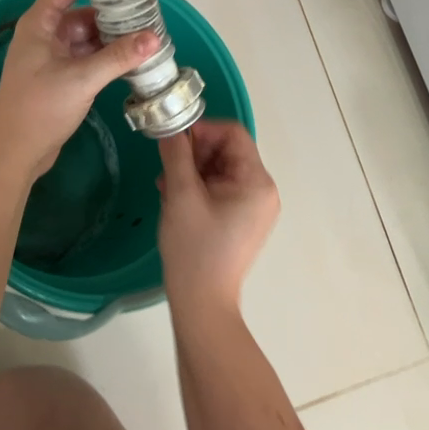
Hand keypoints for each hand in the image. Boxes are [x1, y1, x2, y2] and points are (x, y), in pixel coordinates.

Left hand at [0, 0, 159, 182]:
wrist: (15, 152)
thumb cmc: (41, 107)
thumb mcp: (82, 79)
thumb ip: (118, 57)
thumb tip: (154, 38)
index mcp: (40, 24)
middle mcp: (44, 34)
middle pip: (81, 10)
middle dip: (111, 14)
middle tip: (146, 18)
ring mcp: (51, 56)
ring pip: (86, 36)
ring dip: (111, 38)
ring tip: (145, 39)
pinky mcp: (59, 76)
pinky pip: (86, 56)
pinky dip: (106, 57)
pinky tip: (131, 62)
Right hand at [157, 120, 279, 310]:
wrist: (202, 303)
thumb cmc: (194, 249)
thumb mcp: (181, 195)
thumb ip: (175, 154)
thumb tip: (168, 126)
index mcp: (257, 182)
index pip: (233, 134)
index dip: (203, 129)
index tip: (174, 138)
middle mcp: (262, 190)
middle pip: (227, 150)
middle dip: (194, 152)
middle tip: (167, 165)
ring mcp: (253, 206)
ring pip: (220, 168)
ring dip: (191, 170)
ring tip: (166, 186)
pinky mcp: (241, 219)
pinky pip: (219, 187)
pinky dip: (196, 186)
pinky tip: (174, 198)